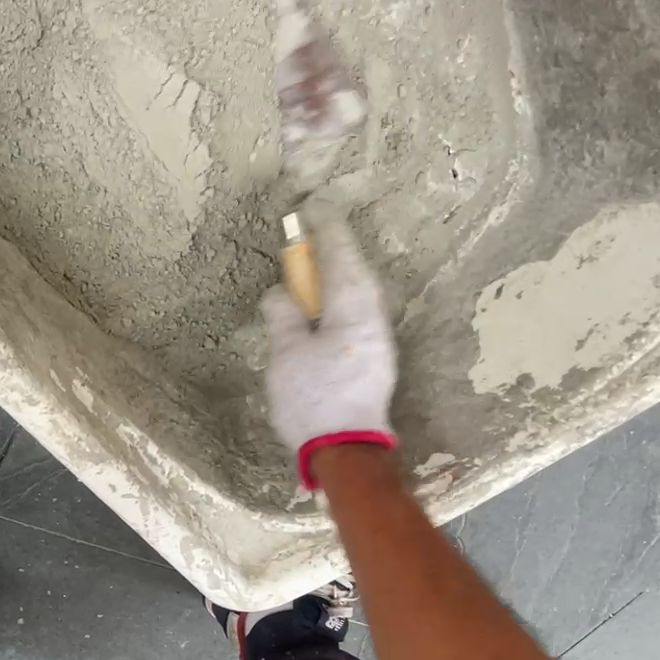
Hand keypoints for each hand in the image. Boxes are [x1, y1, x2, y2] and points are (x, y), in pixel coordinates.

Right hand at [262, 212, 398, 489]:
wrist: (345, 448)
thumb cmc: (313, 397)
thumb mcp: (287, 354)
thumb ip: (283, 317)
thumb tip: (280, 293)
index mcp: (352, 306)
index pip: (339, 255)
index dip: (323, 231)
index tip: (311, 211)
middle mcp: (374, 316)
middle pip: (353, 273)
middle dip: (332, 254)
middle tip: (308, 244)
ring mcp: (379, 340)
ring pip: (357, 296)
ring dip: (335, 281)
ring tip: (312, 280)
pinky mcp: (375, 360)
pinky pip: (356, 317)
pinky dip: (339, 305)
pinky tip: (325, 315)